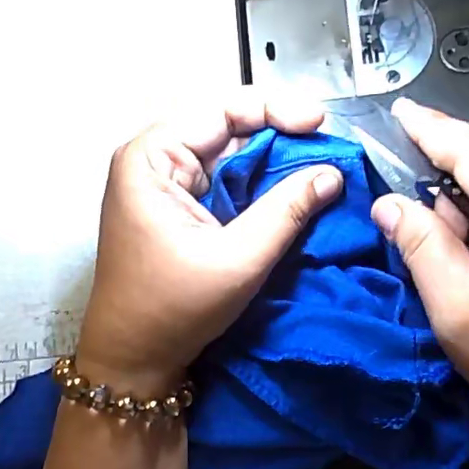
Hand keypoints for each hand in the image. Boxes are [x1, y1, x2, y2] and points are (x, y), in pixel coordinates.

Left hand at [74, 95, 344, 397]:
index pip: (220, 111)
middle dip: (282, 134)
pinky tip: (299, 188)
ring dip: (279, 160)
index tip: (319, 122)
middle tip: (330, 145)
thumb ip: (287, 211)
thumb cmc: (173, 307)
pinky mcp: (187, 207)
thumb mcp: (238, 258)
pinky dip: (267, 184)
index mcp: (152, 159)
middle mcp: (158, 161)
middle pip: (229, 128)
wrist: (135, 359)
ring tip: (324, 163)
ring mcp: (172, 184)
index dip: (274, 109)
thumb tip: (333, 174)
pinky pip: (232, 181)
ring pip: (235, 155)